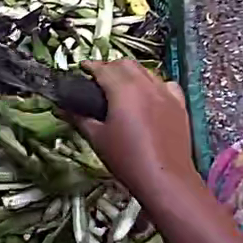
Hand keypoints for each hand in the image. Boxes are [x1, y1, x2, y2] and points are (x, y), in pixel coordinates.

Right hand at [72, 60, 206, 203]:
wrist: (164, 178)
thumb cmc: (127, 159)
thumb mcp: (98, 138)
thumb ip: (80, 118)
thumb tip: (62, 109)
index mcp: (124, 90)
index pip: (104, 68)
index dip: (90, 66)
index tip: (82, 68)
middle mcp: (146, 85)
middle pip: (126, 64)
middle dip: (110, 66)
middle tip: (98, 79)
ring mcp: (166, 93)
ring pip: (146, 71)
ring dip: (131, 72)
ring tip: (121, 86)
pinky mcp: (179, 105)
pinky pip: (166, 84)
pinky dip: (154, 83)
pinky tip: (150, 94)